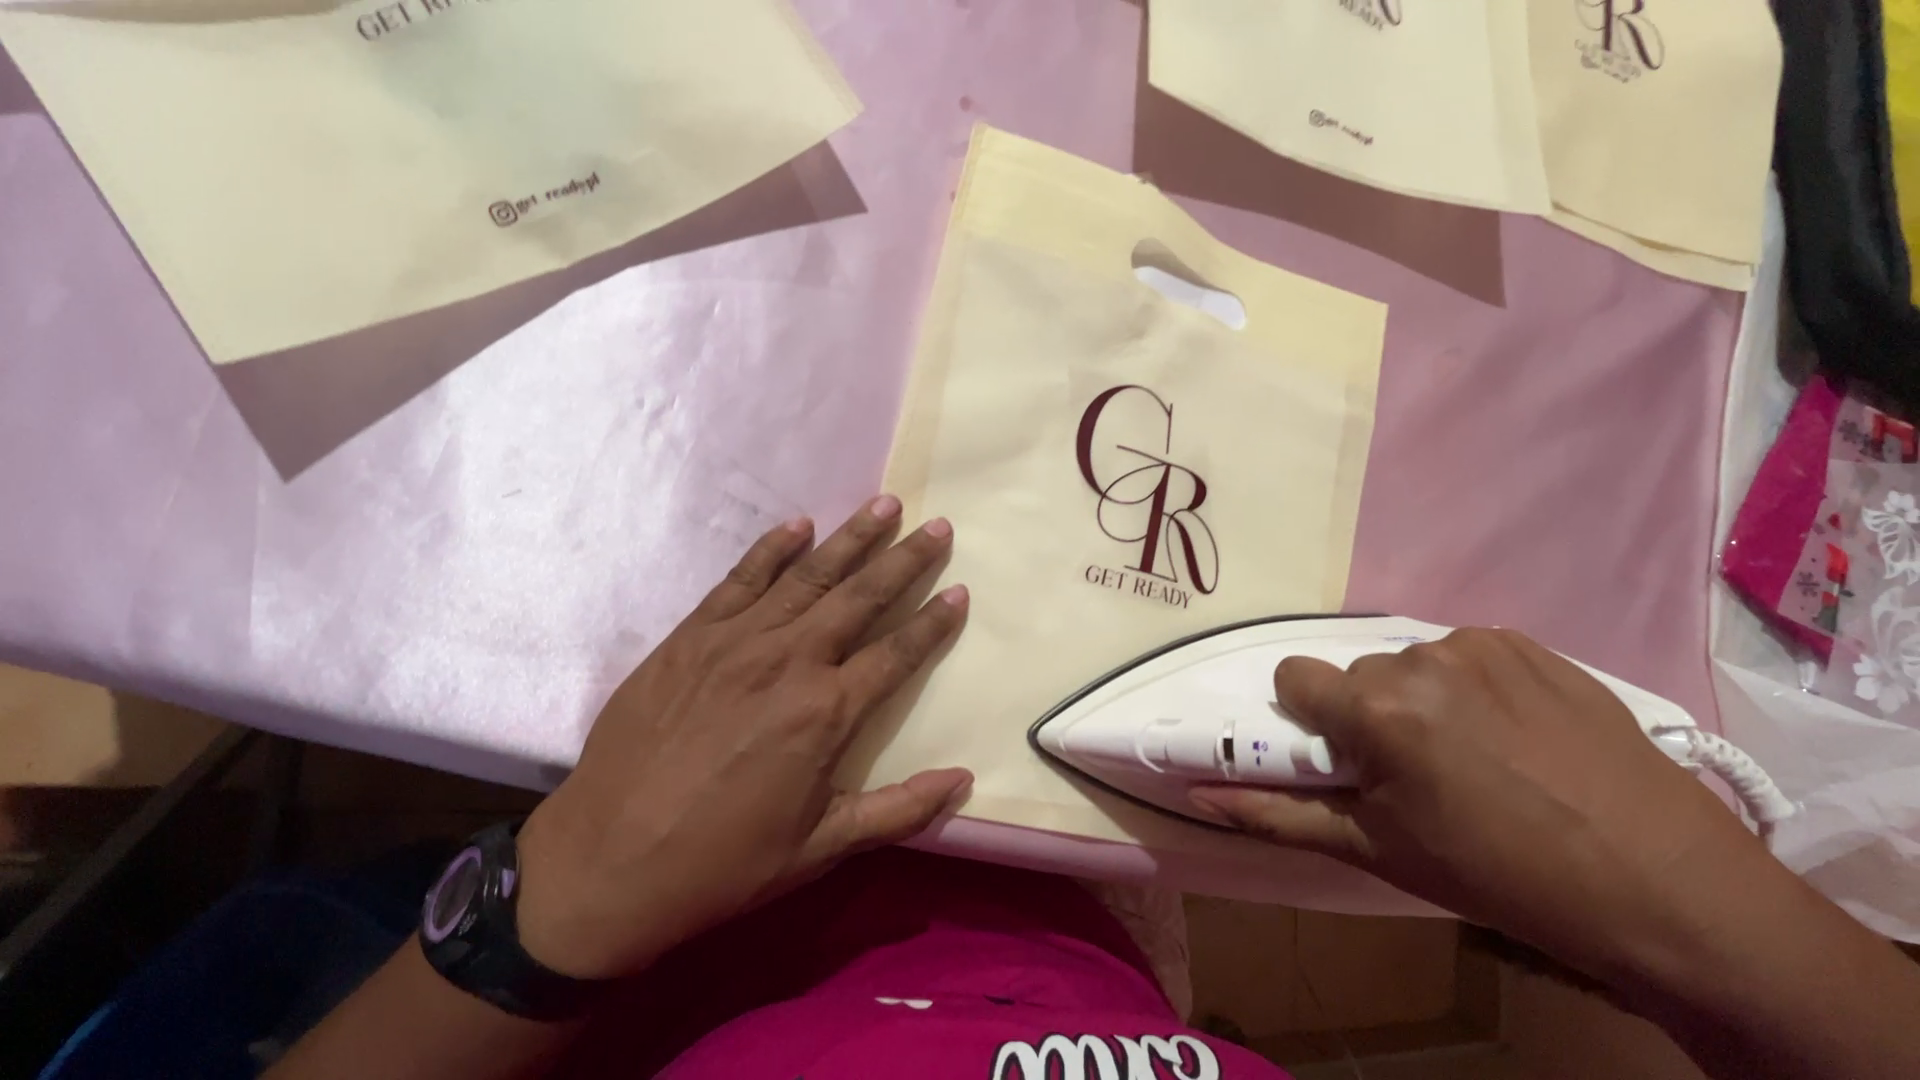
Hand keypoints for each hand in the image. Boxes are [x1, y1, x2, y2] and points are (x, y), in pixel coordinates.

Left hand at [512, 497, 970, 979]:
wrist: (606, 861)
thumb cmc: (723, 864)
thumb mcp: (820, 849)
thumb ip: (898, 811)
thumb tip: (963, 781)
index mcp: (826, 713)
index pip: (896, 653)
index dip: (933, 622)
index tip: (961, 590)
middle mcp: (788, 661)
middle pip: (860, 597)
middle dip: (904, 561)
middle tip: (938, 526)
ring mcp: (735, 642)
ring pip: (807, 576)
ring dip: (850, 538)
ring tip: (884, 505)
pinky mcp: (690, 637)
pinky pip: (739, 579)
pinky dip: (771, 549)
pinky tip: (798, 525)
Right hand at [1192, 628, 1779, 980]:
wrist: (1664, 885)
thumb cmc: (1501, 876)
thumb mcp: (1380, 852)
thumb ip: (1278, 815)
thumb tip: (1200, 796)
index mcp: (1377, 707)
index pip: (1295, 678)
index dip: (1311, 722)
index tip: (1349, 762)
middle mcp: (1422, 657)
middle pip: (1358, 674)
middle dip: (1370, 716)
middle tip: (1420, 776)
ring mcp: (1484, 644)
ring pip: (1412, 662)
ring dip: (1422, 701)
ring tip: (1477, 757)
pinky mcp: (1534, 645)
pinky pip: (1467, 653)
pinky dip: (1471, 686)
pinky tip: (1516, 734)